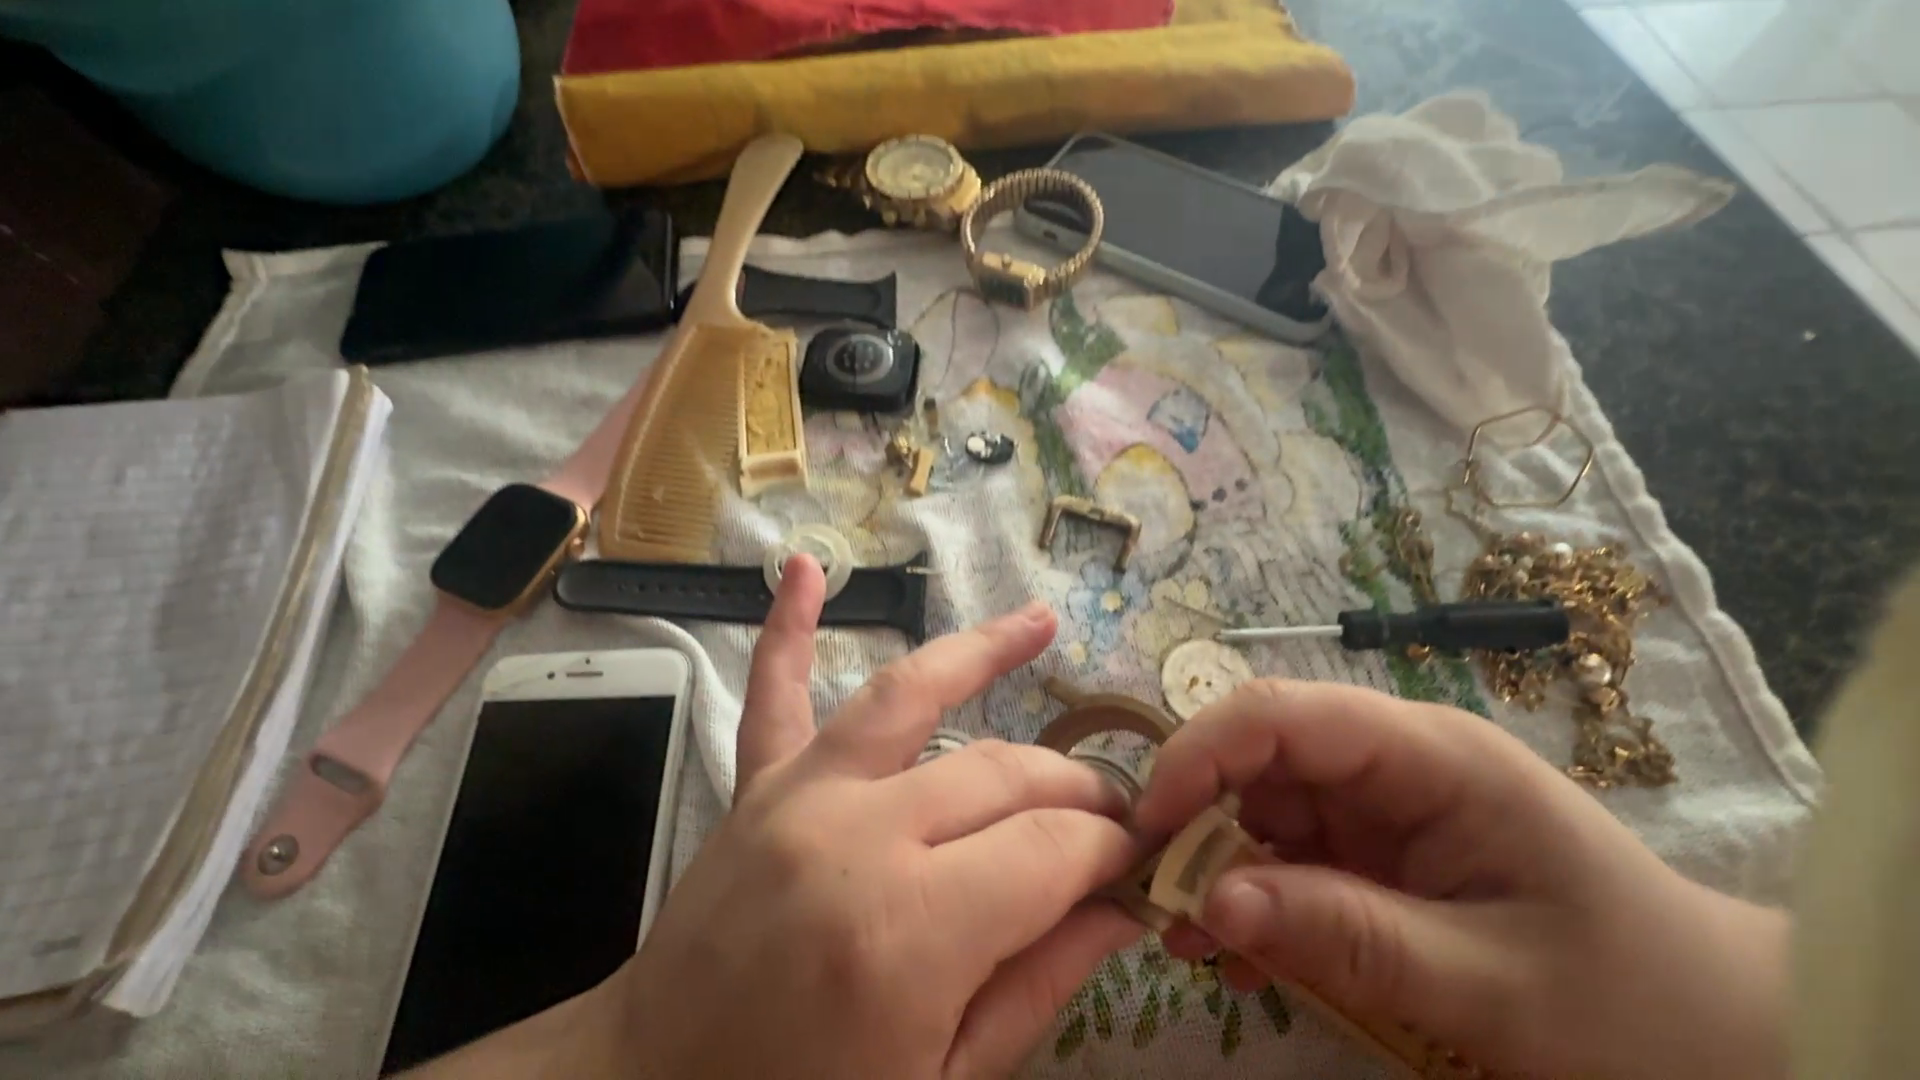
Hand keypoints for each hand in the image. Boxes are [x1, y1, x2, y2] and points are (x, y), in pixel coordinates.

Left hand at [611, 557, 1144, 1077]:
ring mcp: (797, 796)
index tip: (1140, 858)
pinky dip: (787, 630)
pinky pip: (773, 695)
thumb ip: (1044, 980)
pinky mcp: (755, 787)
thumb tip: (1125, 904)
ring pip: (908, 698)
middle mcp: (857, 837)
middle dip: (1075, 787)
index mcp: (911, 929)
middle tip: (1113, 810)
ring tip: (1038, 622)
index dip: (1113, 849)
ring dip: (979, 653)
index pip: (1054, 848)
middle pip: (1002, 772)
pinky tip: (803, 569)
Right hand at [1135, 680, 1788, 1079]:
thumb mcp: (1490, 982)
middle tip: (1156, 899)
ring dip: (1214, 867)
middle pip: (1259, 758)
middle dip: (1197, 819)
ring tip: (1188, 943)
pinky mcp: (1373, 850)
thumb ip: (1349, 936)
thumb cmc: (1631, 997)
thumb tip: (1210, 900)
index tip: (1148, 827)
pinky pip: (1286, 857)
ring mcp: (1380, 807)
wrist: (1723, 1032)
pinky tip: (1237, 954)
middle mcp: (1392, 763)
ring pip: (1260, 810)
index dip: (1202, 753)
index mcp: (1429, 755)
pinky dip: (1250, 899)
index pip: (1284, 715)